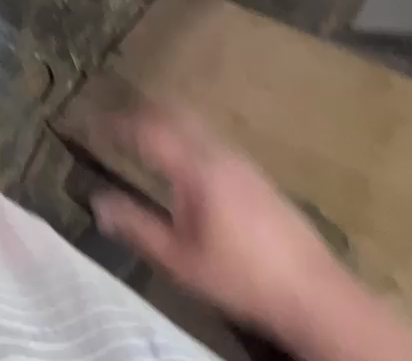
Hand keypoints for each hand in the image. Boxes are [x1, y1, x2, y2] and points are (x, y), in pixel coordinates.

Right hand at [91, 103, 345, 338]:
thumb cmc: (241, 278)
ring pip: (198, 126)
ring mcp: (245, 164)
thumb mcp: (179, 260)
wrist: (318, 298)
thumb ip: (137, 227)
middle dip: (143, 112)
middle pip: (176, 114)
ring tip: (145, 137)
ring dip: (168, 123)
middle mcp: (221, 155)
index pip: (148, 130)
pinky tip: (187, 165)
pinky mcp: (260, 179)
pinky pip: (214, 141)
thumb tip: (97, 202)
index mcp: (197, 169)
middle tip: (115, 118)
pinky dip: (189, 138)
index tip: (93, 121)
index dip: (117, 123)